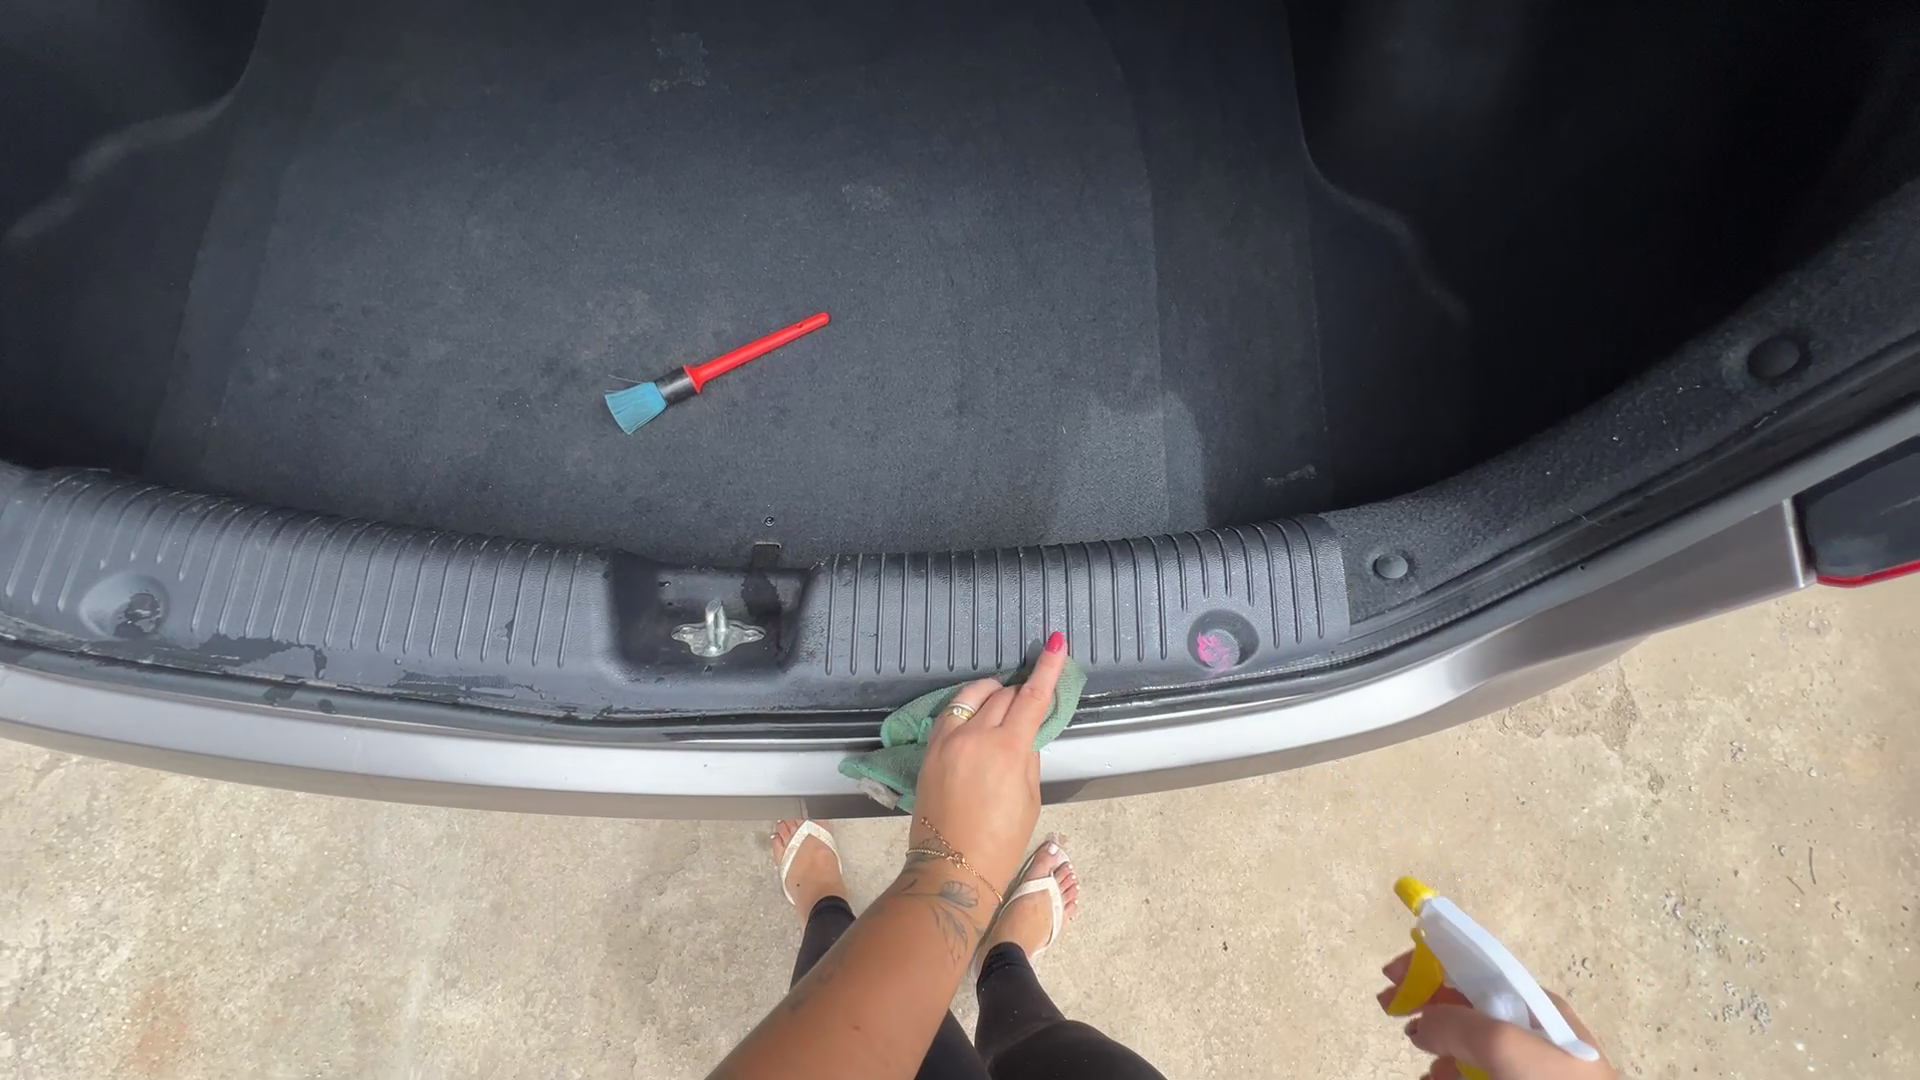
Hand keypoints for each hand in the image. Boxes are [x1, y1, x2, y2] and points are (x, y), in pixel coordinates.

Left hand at [910, 631, 1068, 888]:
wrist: (950, 868)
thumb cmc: (1000, 841)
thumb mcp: (1028, 797)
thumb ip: (1028, 755)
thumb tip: (1024, 732)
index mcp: (1006, 749)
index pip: (1032, 697)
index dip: (1047, 668)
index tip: (1055, 643)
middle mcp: (974, 735)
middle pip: (1003, 695)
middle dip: (1021, 692)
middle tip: (1031, 704)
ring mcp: (947, 739)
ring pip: (972, 695)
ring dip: (992, 692)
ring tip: (1002, 702)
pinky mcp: (929, 748)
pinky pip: (951, 712)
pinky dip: (967, 707)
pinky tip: (976, 716)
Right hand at [1378, 952, 1615, 1079]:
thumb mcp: (1502, 1045)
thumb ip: (1452, 1022)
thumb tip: (1420, 1025)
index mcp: (1536, 1007)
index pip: (1473, 966)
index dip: (1429, 964)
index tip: (1392, 975)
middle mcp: (1532, 1033)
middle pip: (1464, 1005)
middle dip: (1426, 1008)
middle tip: (1390, 1011)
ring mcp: (1527, 1070)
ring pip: (1466, 1047)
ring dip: (1436, 1052)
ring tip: (1425, 1073)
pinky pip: (1473, 1077)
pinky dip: (1448, 1077)